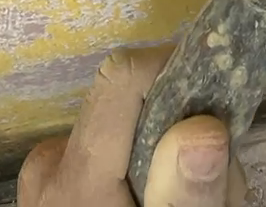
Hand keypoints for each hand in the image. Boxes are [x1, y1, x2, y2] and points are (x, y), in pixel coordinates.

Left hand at [18, 45, 247, 206]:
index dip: (175, 71)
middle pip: (136, 109)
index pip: (121, 78)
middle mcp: (49, 164)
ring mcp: (47, 177)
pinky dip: (147, 178)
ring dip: (170, 163)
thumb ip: (191, 198)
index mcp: (72, 178)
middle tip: (215, 197)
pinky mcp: (56, 188)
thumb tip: (207, 126)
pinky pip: (114, 157)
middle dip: (186, 137)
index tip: (219, 104)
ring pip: (130, 134)